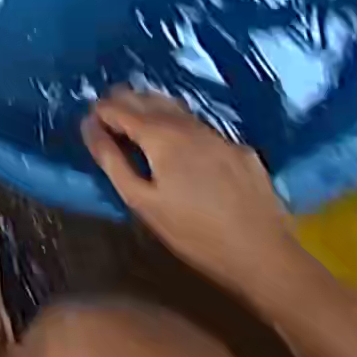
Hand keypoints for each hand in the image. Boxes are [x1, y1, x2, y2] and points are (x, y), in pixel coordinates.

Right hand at [81, 88, 307, 294]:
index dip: (99, 111)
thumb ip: (111, 159)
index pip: (118, 106)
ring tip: (139, 128)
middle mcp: (187, 124)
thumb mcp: (141, 201)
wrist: (268, 259)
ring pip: (175, 108)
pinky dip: (180, 127)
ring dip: (151, 110)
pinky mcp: (240, 149)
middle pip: (145, 97)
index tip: (90, 123)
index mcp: (159, 134)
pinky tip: (183, 150)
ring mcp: (217, 134)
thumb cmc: (195, 233)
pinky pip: (200, 127)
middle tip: (109, 121)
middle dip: (122, 103)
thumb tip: (88, 125)